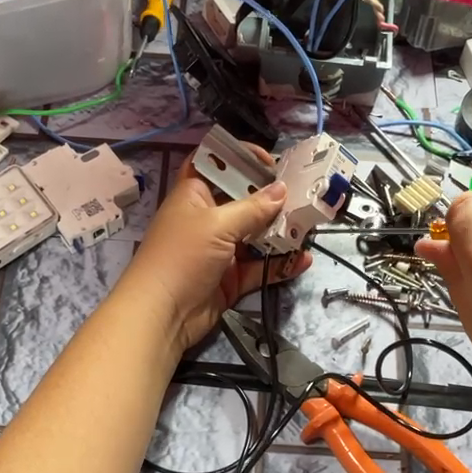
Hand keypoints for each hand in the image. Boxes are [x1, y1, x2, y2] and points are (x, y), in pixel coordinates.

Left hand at [116, 148, 312, 352]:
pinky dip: (280, 264)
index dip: (239, 157)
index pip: (215, 164)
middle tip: (304, 192)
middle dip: (271, 197)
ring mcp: (220, 251)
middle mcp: (207, 220)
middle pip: (242, 201)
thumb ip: (253, 208)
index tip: (270, 161)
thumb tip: (281, 190)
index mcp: (194, 195)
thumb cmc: (182, 256)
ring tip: (309, 224)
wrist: (162, 314)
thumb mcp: (216, 224)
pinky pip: (259, 267)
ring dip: (280, 231)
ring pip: (255, 235)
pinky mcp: (230, 279)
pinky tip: (303, 259)